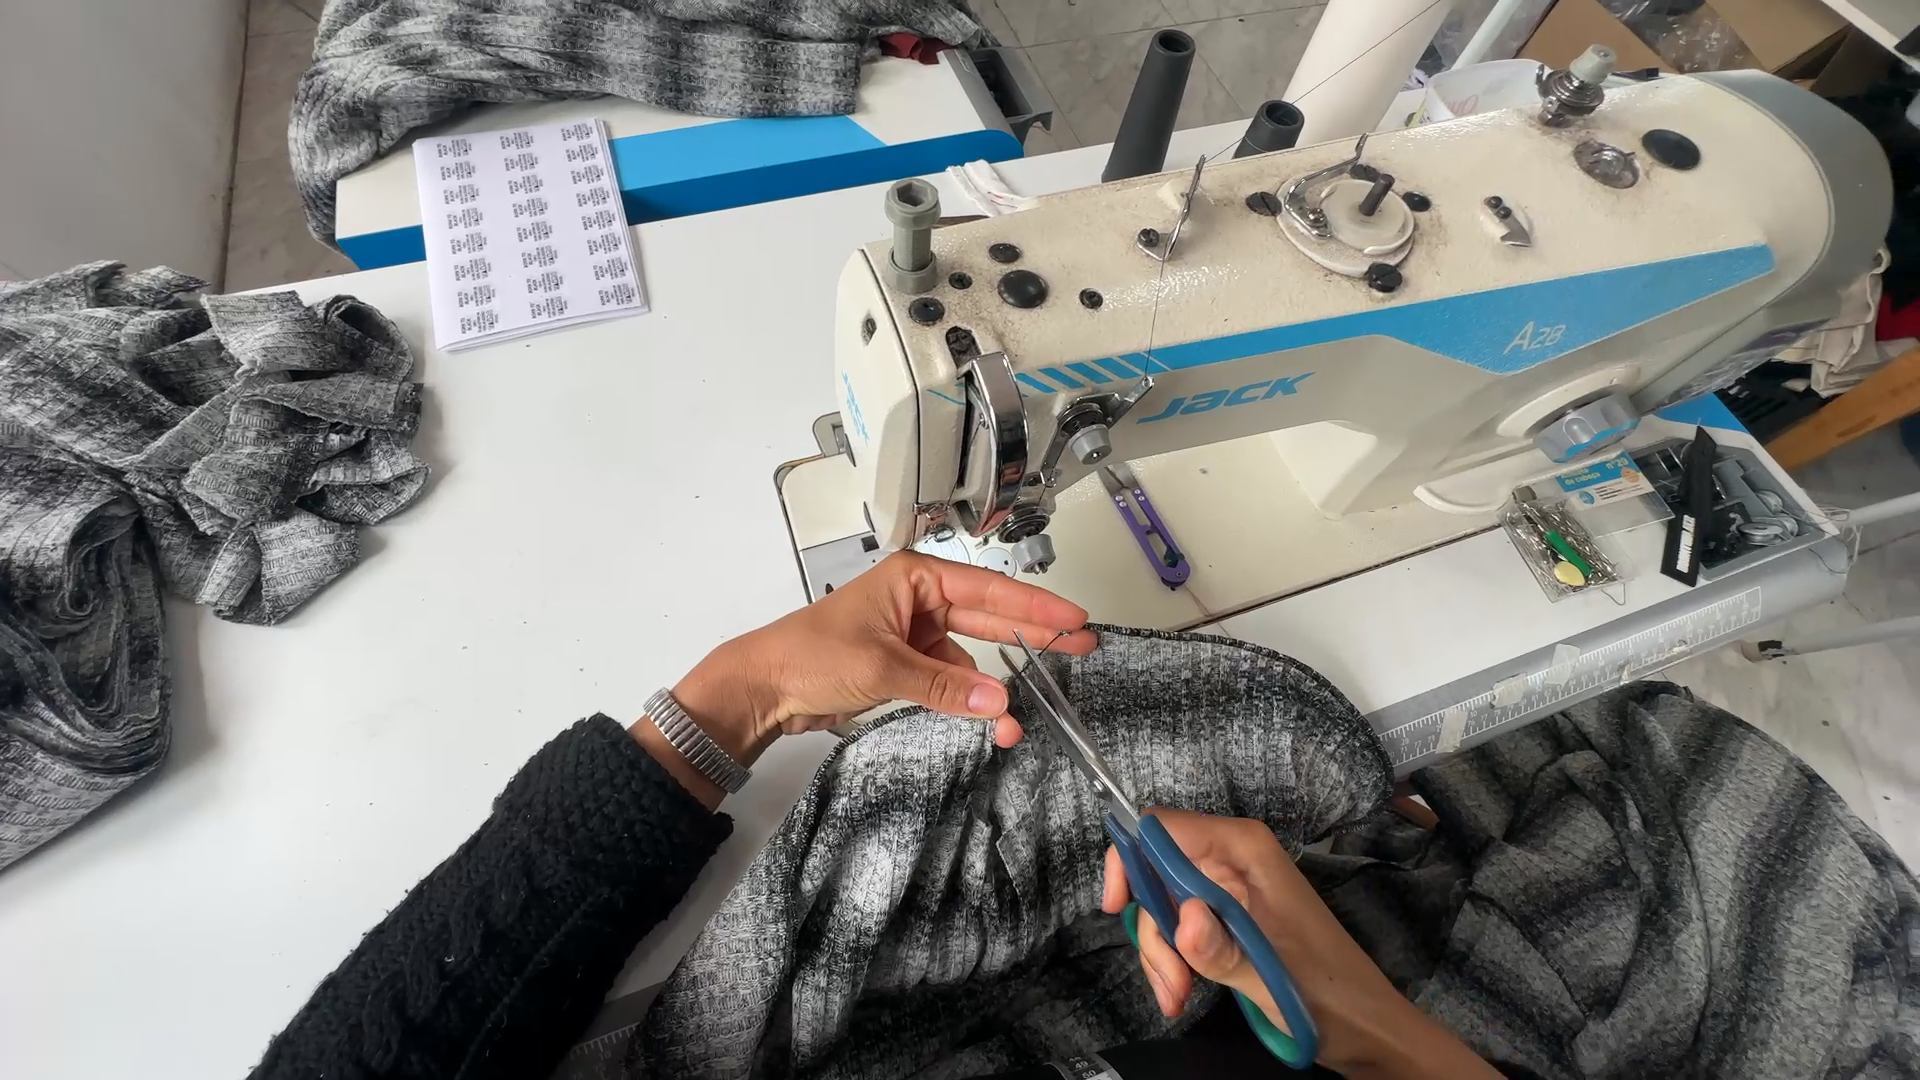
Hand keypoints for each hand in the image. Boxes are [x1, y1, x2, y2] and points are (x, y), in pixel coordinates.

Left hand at [660, 551, 1095, 764]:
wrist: (764, 688)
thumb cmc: (813, 655)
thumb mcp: (884, 666)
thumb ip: (945, 686)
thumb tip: (1002, 702)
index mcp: (915, 578)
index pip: (987, 590)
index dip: (1034, 606)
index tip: (1074, 618)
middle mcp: (920, 600)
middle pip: (988, 616)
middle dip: (1032, 633)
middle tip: (1081, 643)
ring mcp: (914, 634)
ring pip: (970, 656)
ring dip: (993, 685)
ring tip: (1020, 716)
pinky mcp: (906, 664)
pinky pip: (949, 679)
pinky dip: (967, 698)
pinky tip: (989, 716)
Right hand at [1102, 809, 1498, 1078]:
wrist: (1370, 1030)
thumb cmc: (1331, 996)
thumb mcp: (1273, 977)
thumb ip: (1223, 949)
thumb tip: (1182, 919)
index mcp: (1242, 847)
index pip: (1162, 827)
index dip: (1130, 858)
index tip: (1117, 906)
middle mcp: (1229, 855)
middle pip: (1156, 870)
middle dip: (1152, 926)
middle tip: (1168, 981)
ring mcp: (1226, 882)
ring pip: (1162, 900)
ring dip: (1160, 949)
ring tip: (1177, 995)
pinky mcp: (1224, 909)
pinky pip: (1178, 920)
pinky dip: (1172, 955)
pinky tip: (1183, 989)